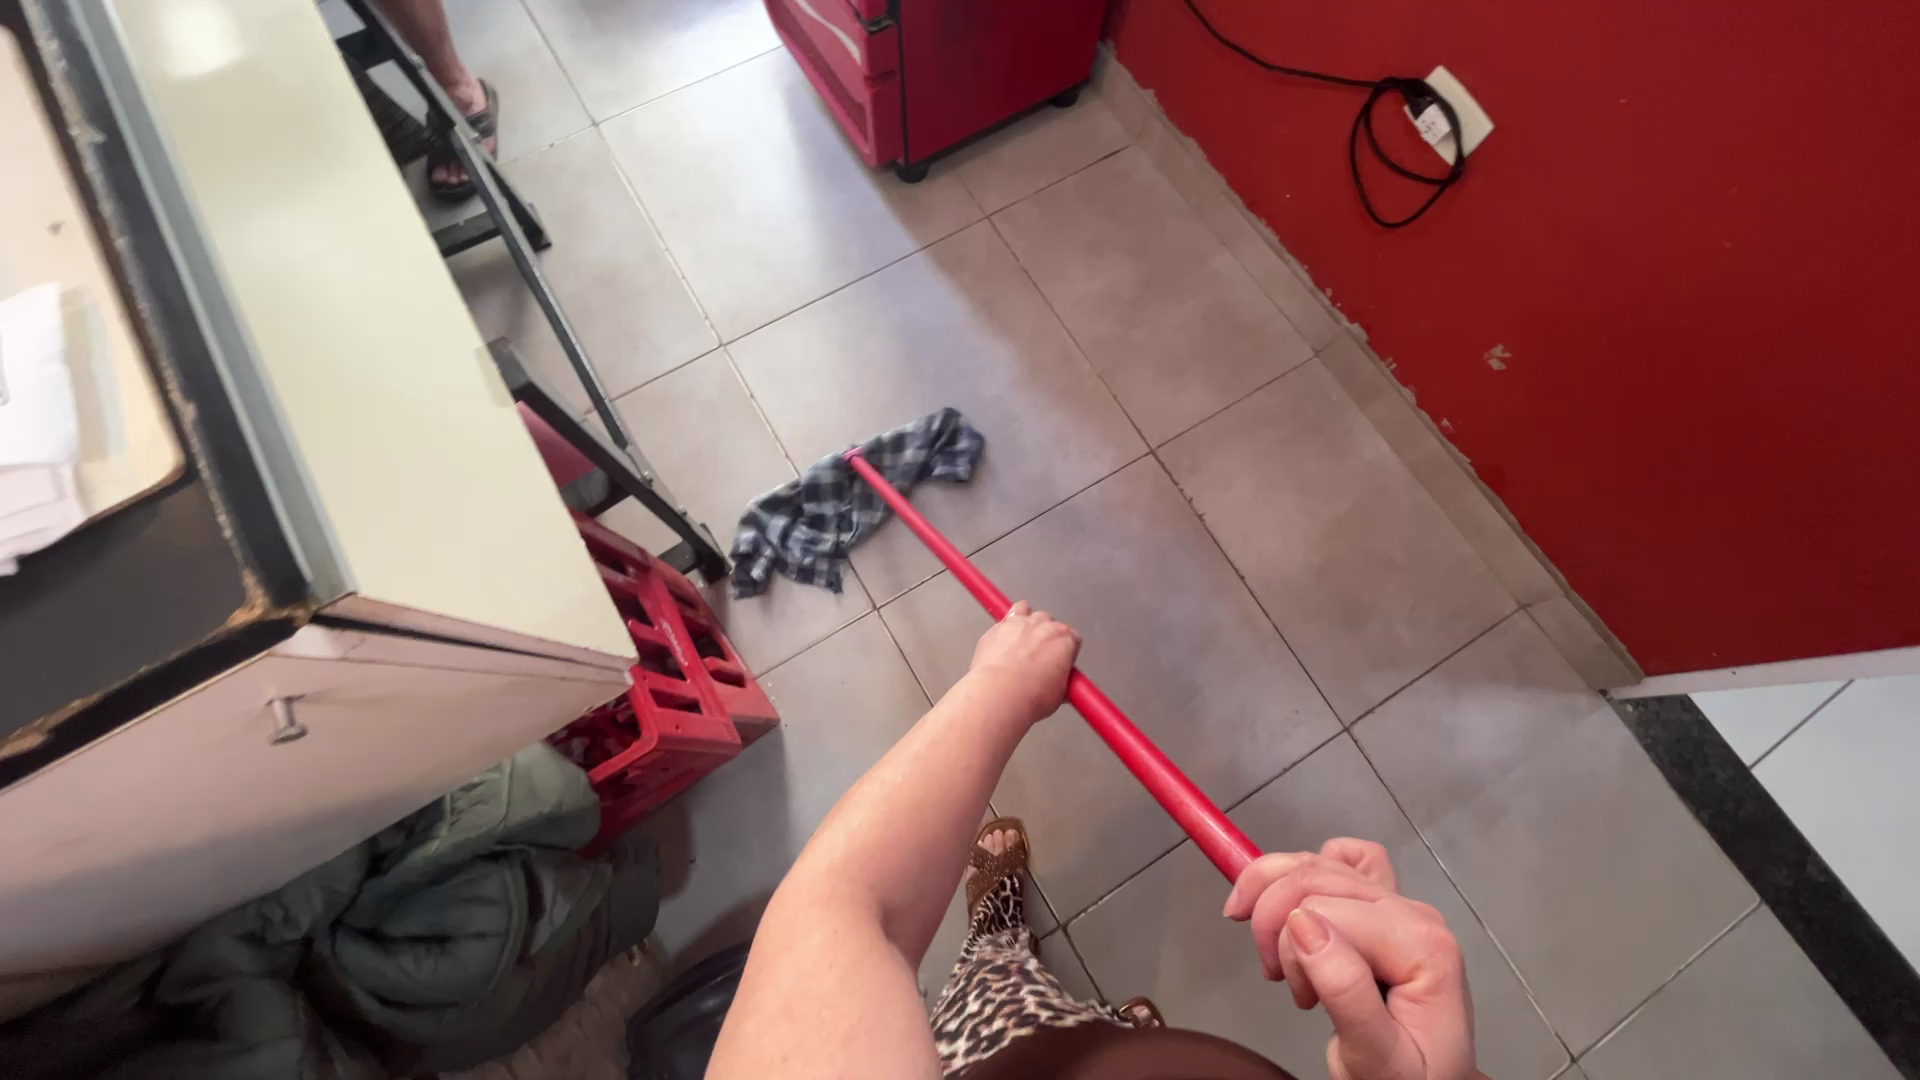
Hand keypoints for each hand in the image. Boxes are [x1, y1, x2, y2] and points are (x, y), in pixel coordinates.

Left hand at [965, 601, 1079, 725]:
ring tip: (1020, 639)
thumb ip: (1061, 679)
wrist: (1000, 692)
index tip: (1059, 661)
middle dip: (1045, 635)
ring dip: (1026, 622)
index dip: (1065, 650)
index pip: (1072, 638)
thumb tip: (1056, 682)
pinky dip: (1006, 624)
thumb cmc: (1033, 696)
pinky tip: (1002, 637)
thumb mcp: (1059, 694)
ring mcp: (1020, 622)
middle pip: (1049, 622)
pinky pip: (1006, 616)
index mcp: (1065, 640)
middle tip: (1038, 654)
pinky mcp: (998, 626)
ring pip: (1026, 610)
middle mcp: (1045, 625)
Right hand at [1224, 839, 1477, 1079]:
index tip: (1296, 998)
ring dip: (1274, 897)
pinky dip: (1303, 869)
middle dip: (1274, 919)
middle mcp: (1412, 909)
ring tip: (1270, 946)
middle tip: (1272, 974)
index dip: (1293, 946)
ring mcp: (1398, 900)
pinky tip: (1291, 902)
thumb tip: (1301, 921)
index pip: (1324, 909)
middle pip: (1315, 877)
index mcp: (1422, 942)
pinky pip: (1339, 857)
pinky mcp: (1383, 899)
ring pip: (1314, 862)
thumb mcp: (1378, 1059)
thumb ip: (1346, 992)